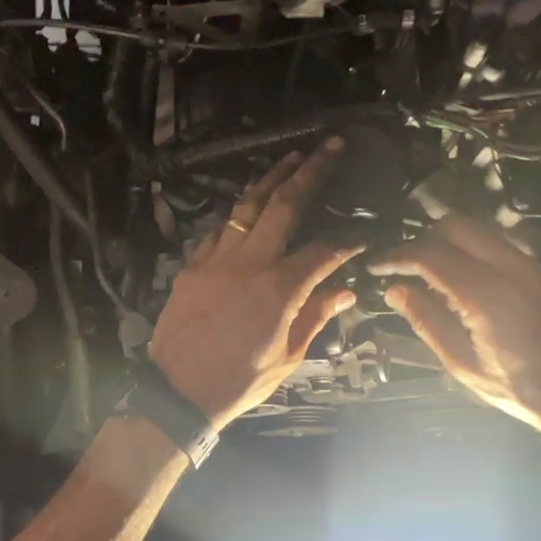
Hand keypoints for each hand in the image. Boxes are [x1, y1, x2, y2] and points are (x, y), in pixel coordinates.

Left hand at [147, 139, 360, 429]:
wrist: (177, 394)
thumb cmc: (239, 382)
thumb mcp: (288, 357)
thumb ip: (317, 317)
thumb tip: (345, 290)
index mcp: (279, 289)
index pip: (324, 249)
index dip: (349, 239)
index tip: (364, 232)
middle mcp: (248, 263)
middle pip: (284, 204)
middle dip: (311, 172)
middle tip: (330, 146)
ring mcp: (215, 261)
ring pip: (245, 207)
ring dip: (269, 180)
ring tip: (290, 160)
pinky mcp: (190, 268)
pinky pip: (217, 231)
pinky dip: (236, 216)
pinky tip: (246, 209)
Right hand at [368, 214, 540, 446]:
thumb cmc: (518, 388)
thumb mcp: (461, 363)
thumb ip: (426, 320)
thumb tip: (394, 289)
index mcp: (484, 293)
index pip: (429, 254)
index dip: (396, 256)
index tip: (375, 266)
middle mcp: (509, 266)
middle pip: (454, 225)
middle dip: (422, 239)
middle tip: (402, 267)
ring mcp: (530, 264)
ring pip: (478, 229)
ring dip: (447, 241)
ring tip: (428, 271)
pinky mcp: (540, 270)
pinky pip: (497, 243)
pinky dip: (471, 249)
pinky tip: (461, 278)